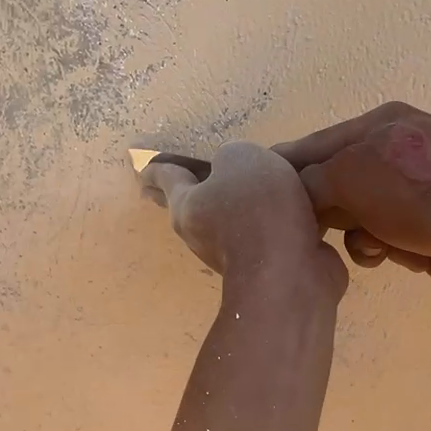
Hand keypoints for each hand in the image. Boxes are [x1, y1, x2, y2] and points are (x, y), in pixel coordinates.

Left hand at [140, 141, 346, 296]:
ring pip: (215, 223)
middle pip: (185, 206)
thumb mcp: (241, 158)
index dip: (156, 171)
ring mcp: (224, 257)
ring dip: (217, 210)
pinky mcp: (254, 270)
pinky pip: (245, 238)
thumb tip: (231, 174)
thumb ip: (230, 158)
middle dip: (174, 196)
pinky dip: (246, 226)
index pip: (167, 179)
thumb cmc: (256, 205)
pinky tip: (260, 221)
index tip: (142, 174)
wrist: (289, 272)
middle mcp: (197, 234)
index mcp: (185, 203)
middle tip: (156, 192)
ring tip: (225, 199)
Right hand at [273, 102, 430, 285]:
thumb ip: (309, 183)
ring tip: (415, 255)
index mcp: (379, 123)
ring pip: (382, 223)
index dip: (287, 179)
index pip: (311, 149)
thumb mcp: (349, 181)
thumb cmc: (424, 196)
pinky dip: (425, 255)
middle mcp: (405, 144)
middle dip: (354, 226)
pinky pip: (418, 238)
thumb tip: (297, 194)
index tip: (270, 212)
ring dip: (392, 247)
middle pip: (347, 192)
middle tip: (367, 242)